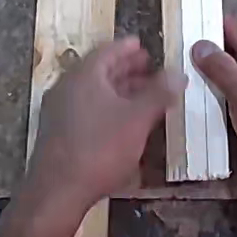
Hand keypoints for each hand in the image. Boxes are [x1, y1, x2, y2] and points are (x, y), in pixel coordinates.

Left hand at [24, 37, 180, 220]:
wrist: (58, 192)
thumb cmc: (100, 148)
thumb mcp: (137, 119)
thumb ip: (159, 94)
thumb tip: (178, 73)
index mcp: (84, 75)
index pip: (108, 51)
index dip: (128, 48)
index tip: (143, 45)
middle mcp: (68, 87)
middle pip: (99, 70)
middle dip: (125, 68)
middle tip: (148, 68)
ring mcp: (59, 110)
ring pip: (93, 91)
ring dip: (118, 89)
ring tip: (142, 94)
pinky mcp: (58, 132)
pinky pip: (86, 108)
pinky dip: (107, 106)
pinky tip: (123, 120)